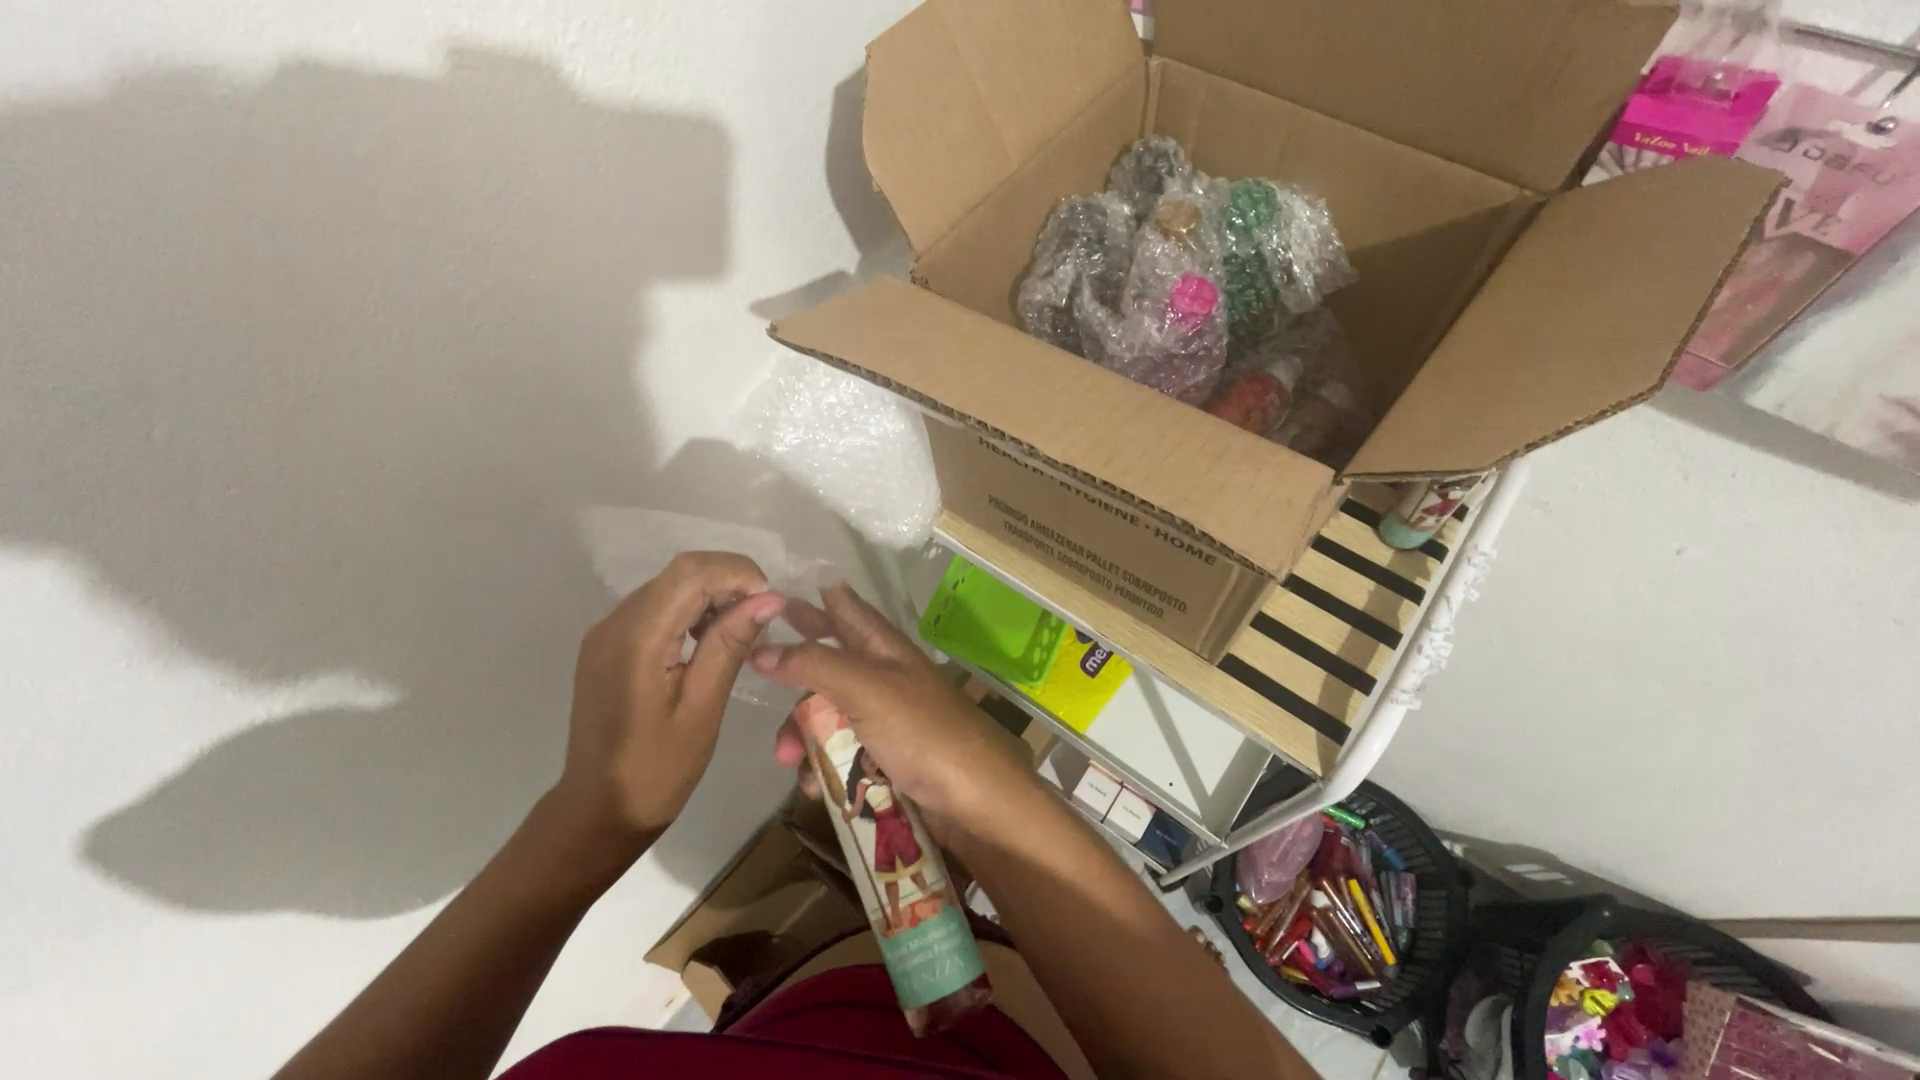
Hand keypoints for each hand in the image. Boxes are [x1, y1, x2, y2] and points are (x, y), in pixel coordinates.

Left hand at [552, 552, 783, 857]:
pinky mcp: (607, 645)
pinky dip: (689, 611)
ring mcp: (606, 632)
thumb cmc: (658, 769)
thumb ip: (730, 644)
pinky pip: (655, 608)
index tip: (772, 601)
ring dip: (710, 595)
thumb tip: (769, 598)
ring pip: (668, 587)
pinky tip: (710, 641)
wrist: (599, 809)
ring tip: (742, 631)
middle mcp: (613, 623)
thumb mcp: (703, 708)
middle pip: (678, 573)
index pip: (690, 572)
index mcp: (636, 639)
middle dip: (728, 582)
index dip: (737, 572)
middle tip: (764, 617)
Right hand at [753, 583, 1036, 833]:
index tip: (779, 596)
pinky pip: (842, 757)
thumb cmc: (924, 733)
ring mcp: (886, 723)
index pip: (846, 611)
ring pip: (829, 717)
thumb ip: (814, 665)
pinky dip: (823, 768)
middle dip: (795, 678)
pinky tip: (813, 787)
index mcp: (885, 650)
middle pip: (829, 666)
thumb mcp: (866, 689)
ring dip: (803, 735)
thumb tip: (762, 647)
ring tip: (787, 759)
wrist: (977, 802)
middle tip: (758, 674)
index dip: (817, 599)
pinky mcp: (886, 762)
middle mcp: (885, 679)